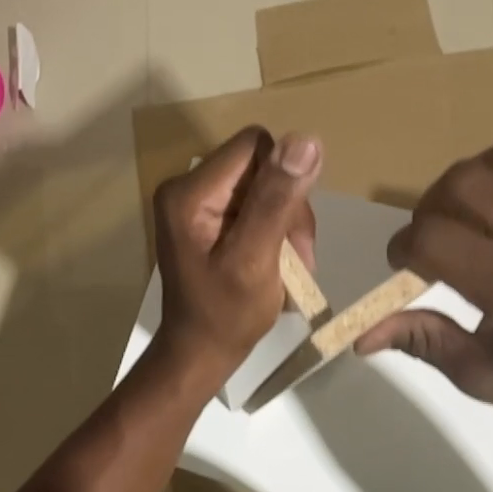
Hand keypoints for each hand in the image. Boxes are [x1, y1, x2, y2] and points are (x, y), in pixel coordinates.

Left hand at [153, 127, 320, 378]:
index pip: (256, 147)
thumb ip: (276, 201)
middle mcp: (187, 187)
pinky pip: (256, 205)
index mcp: (189, 192)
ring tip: (288, 267)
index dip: (284, 181)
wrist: (201, 351)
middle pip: (262, 166)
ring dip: (287, 225)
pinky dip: (275, 232)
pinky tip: (276, 263)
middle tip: (294, 258)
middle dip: (287, 208)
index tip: (288, 231)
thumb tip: (305, 140)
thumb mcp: (254, 259)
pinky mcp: (208, 219)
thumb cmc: (226, 314)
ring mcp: (197, 203)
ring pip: (266, 186)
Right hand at [354, 123, 492, 446]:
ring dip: (483, 173)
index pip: (433, 238)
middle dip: (432, 206)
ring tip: (479, 209)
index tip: (405, 267)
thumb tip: (363, 336)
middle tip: (438, 236)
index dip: (403, 249)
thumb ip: (423, 342)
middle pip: (466, 181)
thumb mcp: (483, 377)